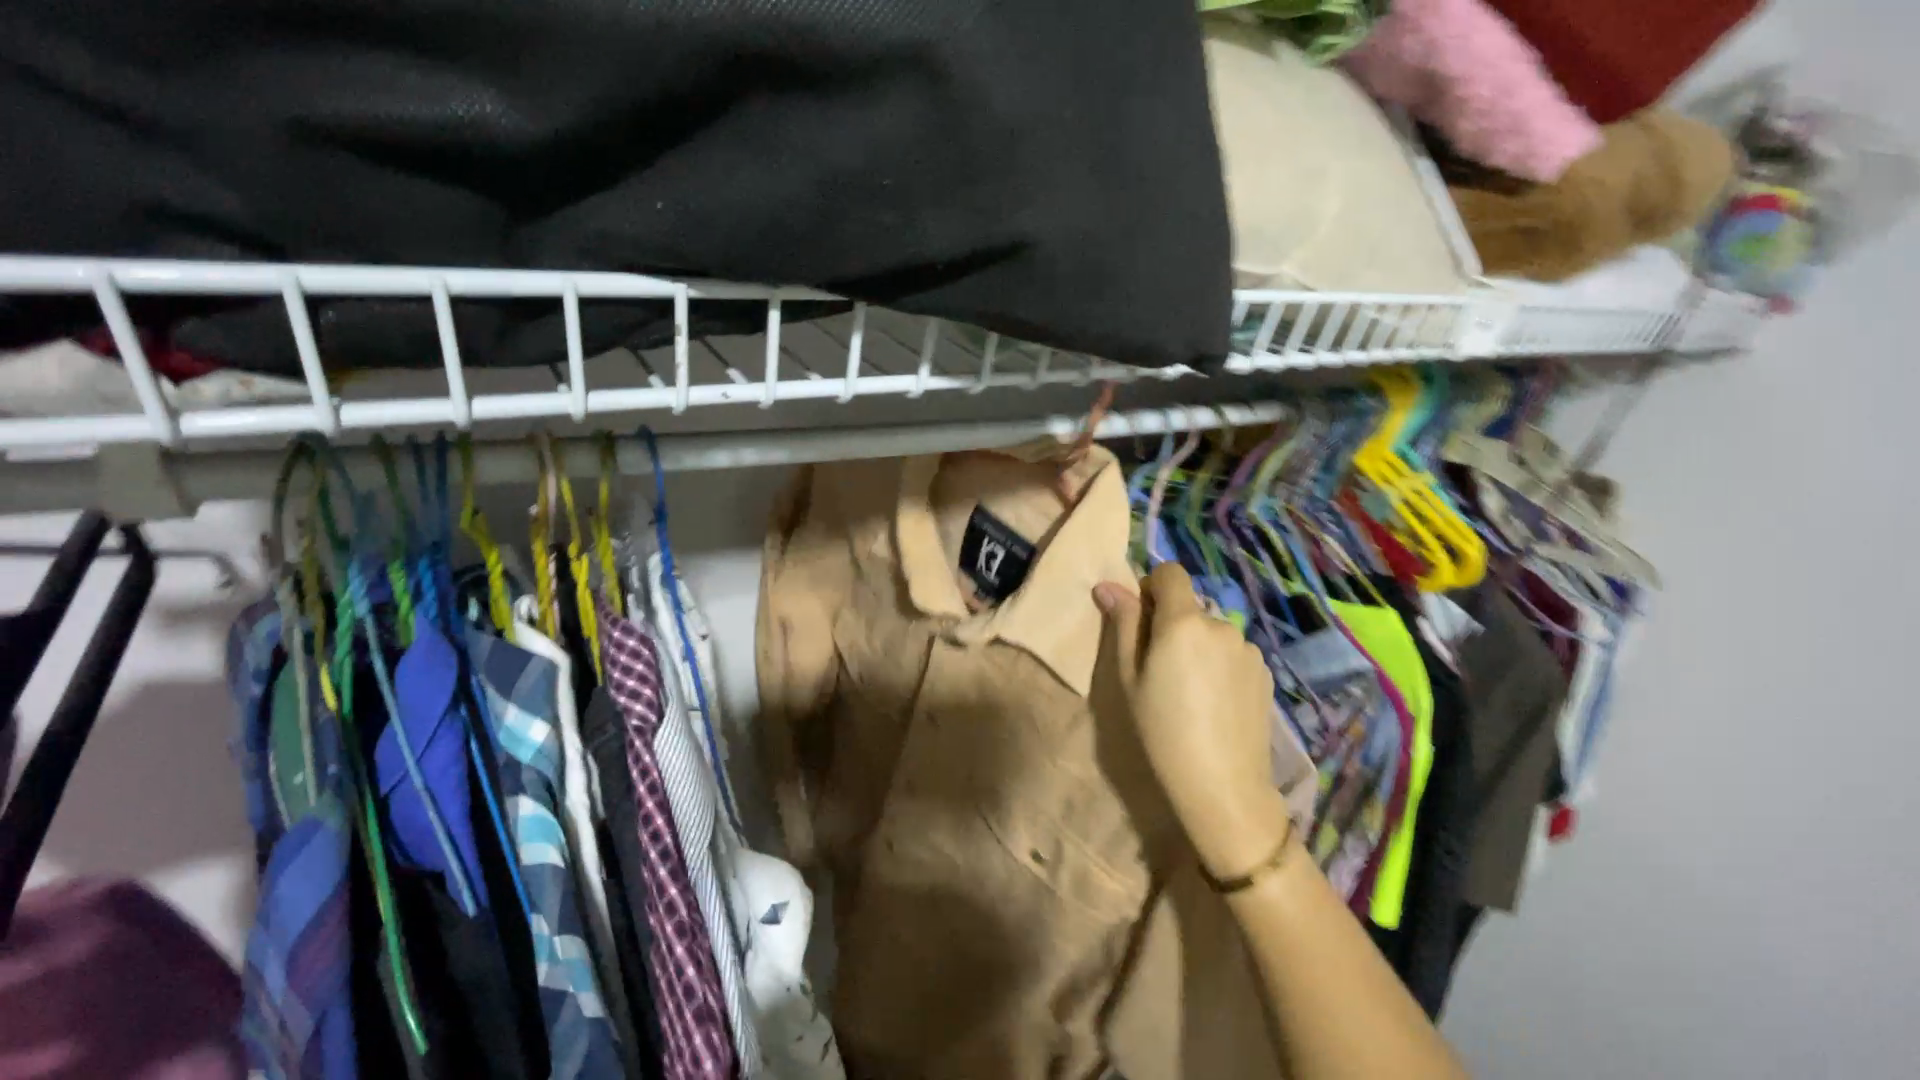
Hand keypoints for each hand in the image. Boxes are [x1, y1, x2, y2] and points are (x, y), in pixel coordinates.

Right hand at [1095, 563, 1291, 880]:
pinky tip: (1216, 706)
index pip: (1170, 572)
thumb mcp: (1129, 679)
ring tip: (1191, 696)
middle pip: (1191, 607)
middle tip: (1160, 673)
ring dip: (1199, 648)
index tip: (1142, 622)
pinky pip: (1233, 655)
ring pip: (1213, 633)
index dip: (1152, 588)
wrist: (1222, 784)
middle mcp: (1221, 624)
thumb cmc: (1162, 731)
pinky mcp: (1266, 672)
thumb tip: (1108, 587)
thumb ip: (1123, 626)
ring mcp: (1248, 649)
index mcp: (1184, 622)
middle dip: (1174, 626)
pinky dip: (1221, 667)